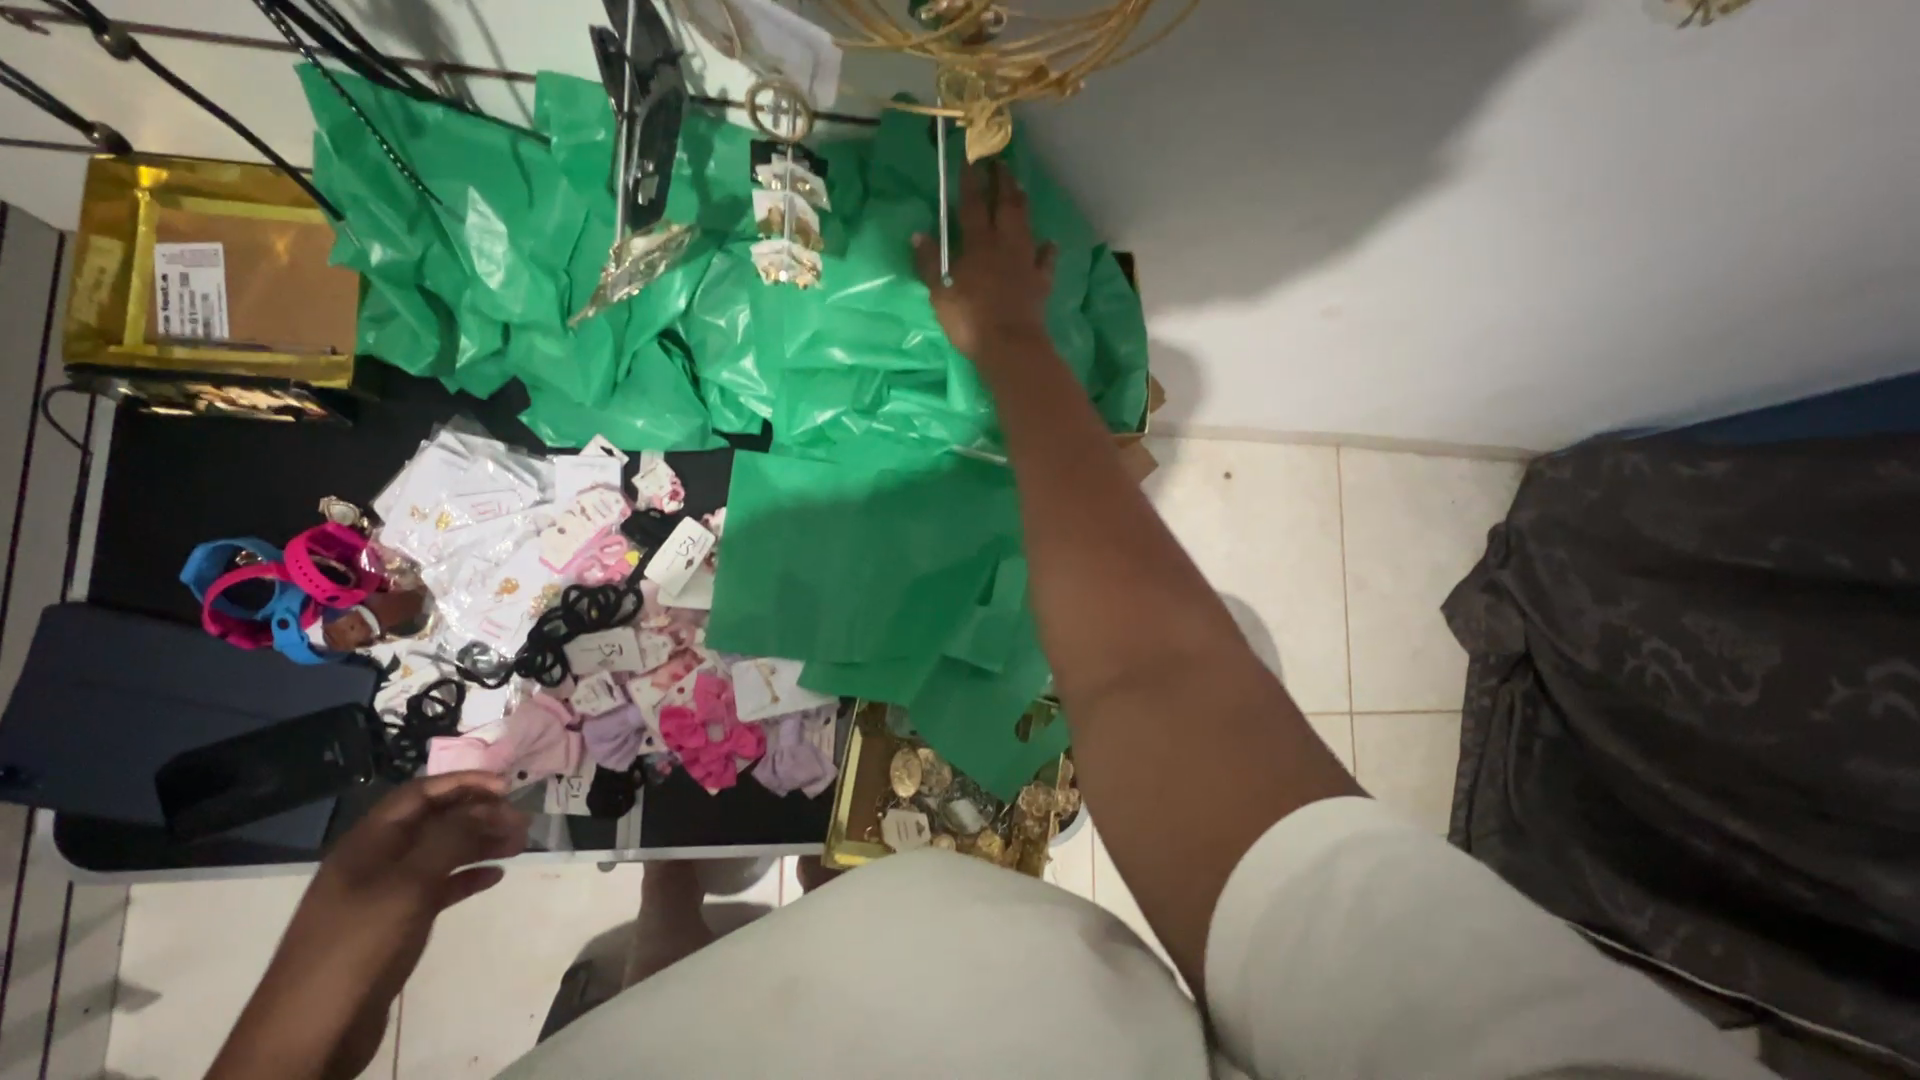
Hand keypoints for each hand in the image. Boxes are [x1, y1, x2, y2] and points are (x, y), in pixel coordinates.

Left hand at [209, 773, 527, 1079]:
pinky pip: (438, 887)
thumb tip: (487, 807)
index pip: (420, 793)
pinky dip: (466, 877)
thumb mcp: (407, 885)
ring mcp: (384, 894)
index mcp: (368, 842)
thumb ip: (450, 839)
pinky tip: (494, 877)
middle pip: (434, 821)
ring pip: (440, 853)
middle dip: (478, 814)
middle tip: (522, 821)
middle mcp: (376, 861)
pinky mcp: (394, 924)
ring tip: (519, 844)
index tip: (507, 787)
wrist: (310, 1032)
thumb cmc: (358, 946)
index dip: (463, 783)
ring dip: (479, 843)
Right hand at [916, 160, 1057, 362]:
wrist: (1010, 345)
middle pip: (1006, 206)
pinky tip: (1049, 243)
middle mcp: (1005, 245)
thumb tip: (919, 234)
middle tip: (1000, 162)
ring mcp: (1026, 263)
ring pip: (1026, 225)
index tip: (970, 158)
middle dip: (1002, 182)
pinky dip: (1047, 250)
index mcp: (978, 244)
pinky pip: (1046, 261)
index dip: (970, 180)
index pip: (973, 204)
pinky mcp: (1041, 283)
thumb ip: (929, 262)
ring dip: (1022, 205)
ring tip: (1020, 189)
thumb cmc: (969, 319)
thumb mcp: (939, 292)